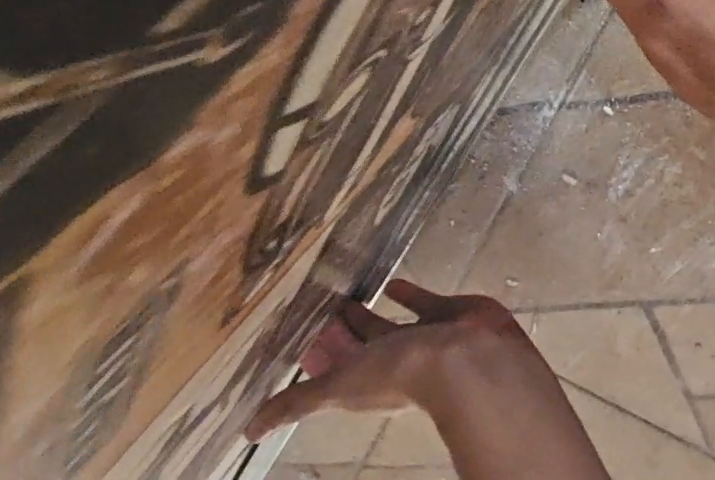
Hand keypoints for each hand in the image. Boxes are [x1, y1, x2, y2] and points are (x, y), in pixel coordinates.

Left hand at [246, 279, 537, 440]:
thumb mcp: (340, 387)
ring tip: (346, 293)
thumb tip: (248, 433)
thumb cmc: (402, 372)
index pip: (329, 368)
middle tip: (316, 304)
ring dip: (366, 313)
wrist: (466, 355)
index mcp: (362, 381)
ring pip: (383, 324)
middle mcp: (389, 361)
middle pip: (354, 346)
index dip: (314, 353)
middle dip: (336, 331)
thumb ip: (299, 402)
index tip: (295, 331)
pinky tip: (391, 281)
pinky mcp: (443, 312)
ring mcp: (419, 337)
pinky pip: (419, 301)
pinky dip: (405, 293)